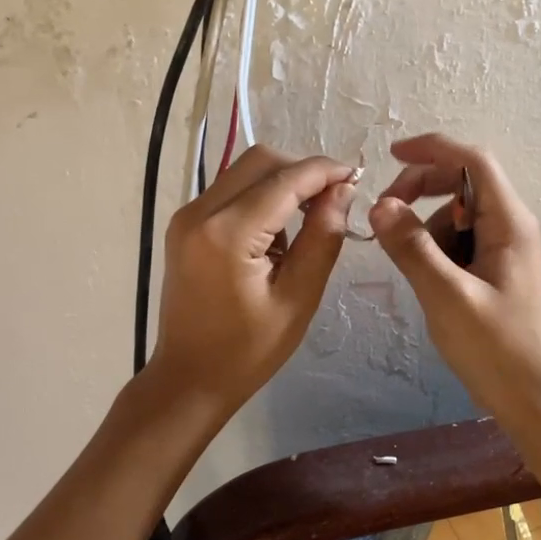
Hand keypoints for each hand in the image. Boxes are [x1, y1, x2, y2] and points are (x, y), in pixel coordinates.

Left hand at [147, 146, 355, 412]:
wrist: (188, 378)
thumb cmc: (248, 350)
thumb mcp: (298, 298)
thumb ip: (323, 238)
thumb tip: (343, 191)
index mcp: (228, 234)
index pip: (286, 179)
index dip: (325, 172)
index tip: (356, 177)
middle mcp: (200, 213)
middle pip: (260, 161)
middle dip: (302, 171)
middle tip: (334, 199)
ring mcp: (187, 217)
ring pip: (244, 171)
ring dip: (281, 183)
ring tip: (309, 220)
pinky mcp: (184, 225)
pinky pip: (230, 191)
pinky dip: (260, 196)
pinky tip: (277, 233)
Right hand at [368, 134, 540, 415]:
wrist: (527, 396)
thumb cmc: (493, 347)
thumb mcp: (446, 296)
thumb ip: (412, 248)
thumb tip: (379, 205)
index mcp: (509, 223)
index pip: (472, 161)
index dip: (432, 149)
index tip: (391, 155)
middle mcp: (510, 226)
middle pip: (462, 182)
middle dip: (420, 189)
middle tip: (385, 213)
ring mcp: (502, 248)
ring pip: (455, 214)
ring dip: (425, 227)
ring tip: (413, 266)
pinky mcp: (493, 269)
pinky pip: (457, 241)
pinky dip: (434, 249)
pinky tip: (429, 281)